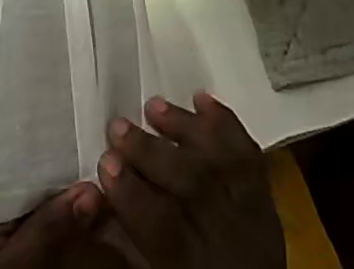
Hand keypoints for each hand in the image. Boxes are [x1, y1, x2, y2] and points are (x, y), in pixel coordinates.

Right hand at [99, 93, 284, 268]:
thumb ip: (124, 238)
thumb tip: (91, 196)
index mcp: (190, 263)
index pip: (162, 226)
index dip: (131, 192)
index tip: (105, 162)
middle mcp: (225, 238)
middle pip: (190, 185)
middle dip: (151, 152)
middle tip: (117, 127)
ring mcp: (249, 212)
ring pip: (218, 163)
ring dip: (184, 128)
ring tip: (153, 106)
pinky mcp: (262, 192)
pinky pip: (248, 155)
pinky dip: (226, 124)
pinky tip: (200, 100)